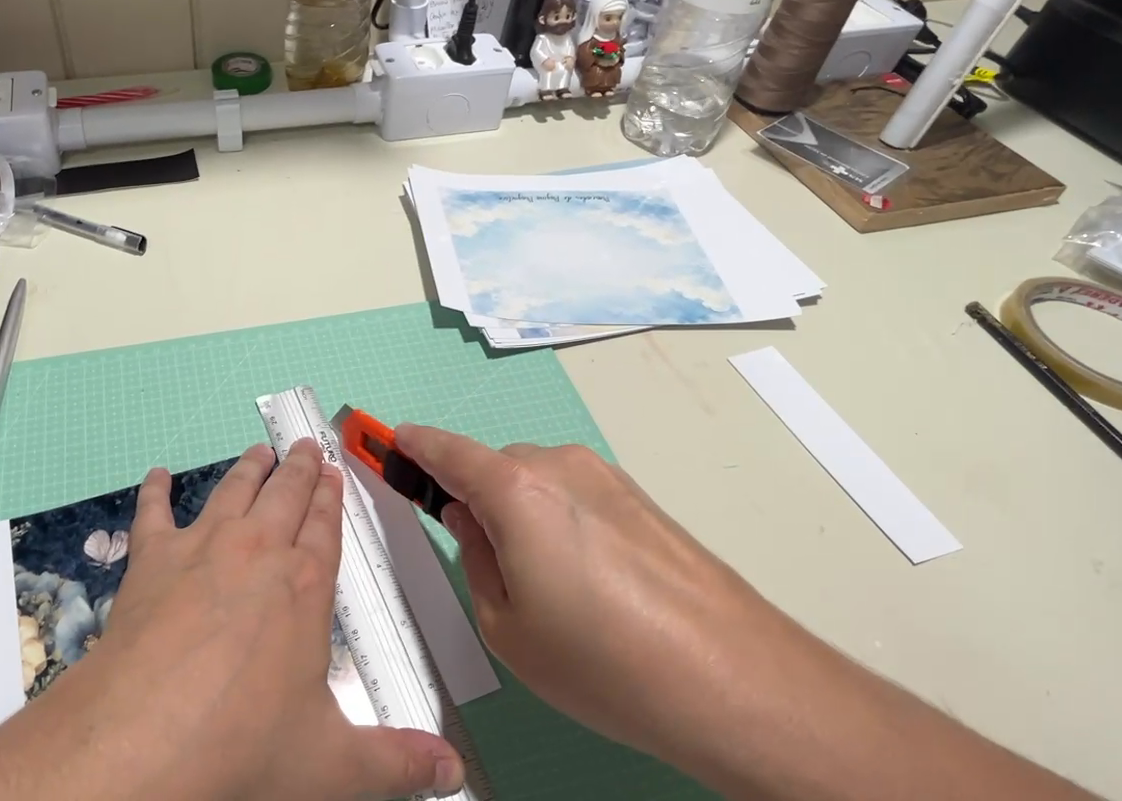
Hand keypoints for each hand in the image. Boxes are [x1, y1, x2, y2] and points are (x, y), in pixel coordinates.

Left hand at [0, 442, 462, 800]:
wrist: (144, 736)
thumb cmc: (246, 742)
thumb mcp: (333, 763)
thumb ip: (397, 763)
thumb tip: (457, 771)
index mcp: (304, 586)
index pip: (324, 527)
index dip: (330, 498)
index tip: (333, 471)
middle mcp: (257, 551)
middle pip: (284, 496)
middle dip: (297, 468)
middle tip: (304, 444)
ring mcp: (201, 548)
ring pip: (232, 492)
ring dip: (248, 468)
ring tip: (258, 451)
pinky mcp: (151, 560)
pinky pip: (154, 513)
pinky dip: (156, 490)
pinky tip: (157, 474)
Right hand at [395, 426, 789, 765]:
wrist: (732, 681)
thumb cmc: (602, 662)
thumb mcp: (506, 626)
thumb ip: (473, 557)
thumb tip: (469, 520)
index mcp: (514, 490)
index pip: (446, 451)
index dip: (412, 445)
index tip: (388, 441)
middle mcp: (559, 466)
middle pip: (495, 468)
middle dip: (477, 499)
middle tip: (484, 562)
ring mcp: (605, 478)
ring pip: (536, 482)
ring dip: (522, 513)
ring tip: (549, 588)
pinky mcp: (640, 498)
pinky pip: (575, 495)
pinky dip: (560, 521)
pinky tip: (588, 583)